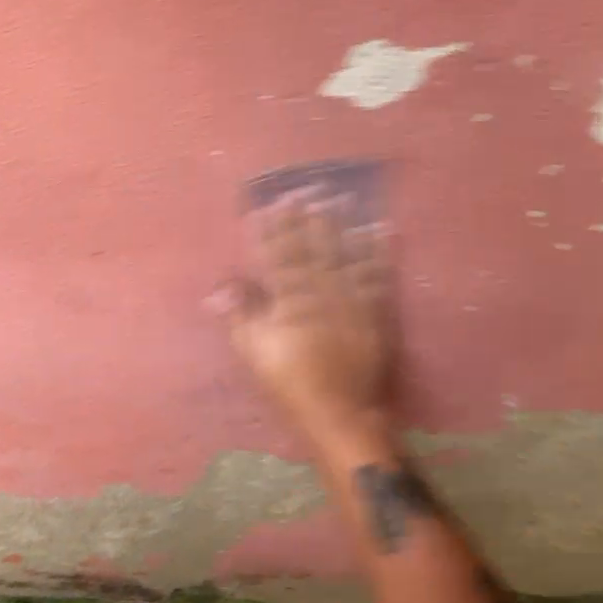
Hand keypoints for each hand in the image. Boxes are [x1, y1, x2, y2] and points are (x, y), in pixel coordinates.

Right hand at [210, 189, 398, 447]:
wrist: (341, 413)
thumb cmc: (290, 383)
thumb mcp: (254, 352)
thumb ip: (239, 315)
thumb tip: (219, 286)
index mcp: (288, 300)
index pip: (278, 256)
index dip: (274, 229)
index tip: (272, 203)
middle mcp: (321, 292)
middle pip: (312, 248)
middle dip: (307, 218)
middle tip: (306, 188)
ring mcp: (352, 300)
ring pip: (345, 254)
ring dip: (341, 225)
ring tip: (339, 198)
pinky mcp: (376, 312)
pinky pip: (378, 276)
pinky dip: (380, 251)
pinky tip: (383, 229)